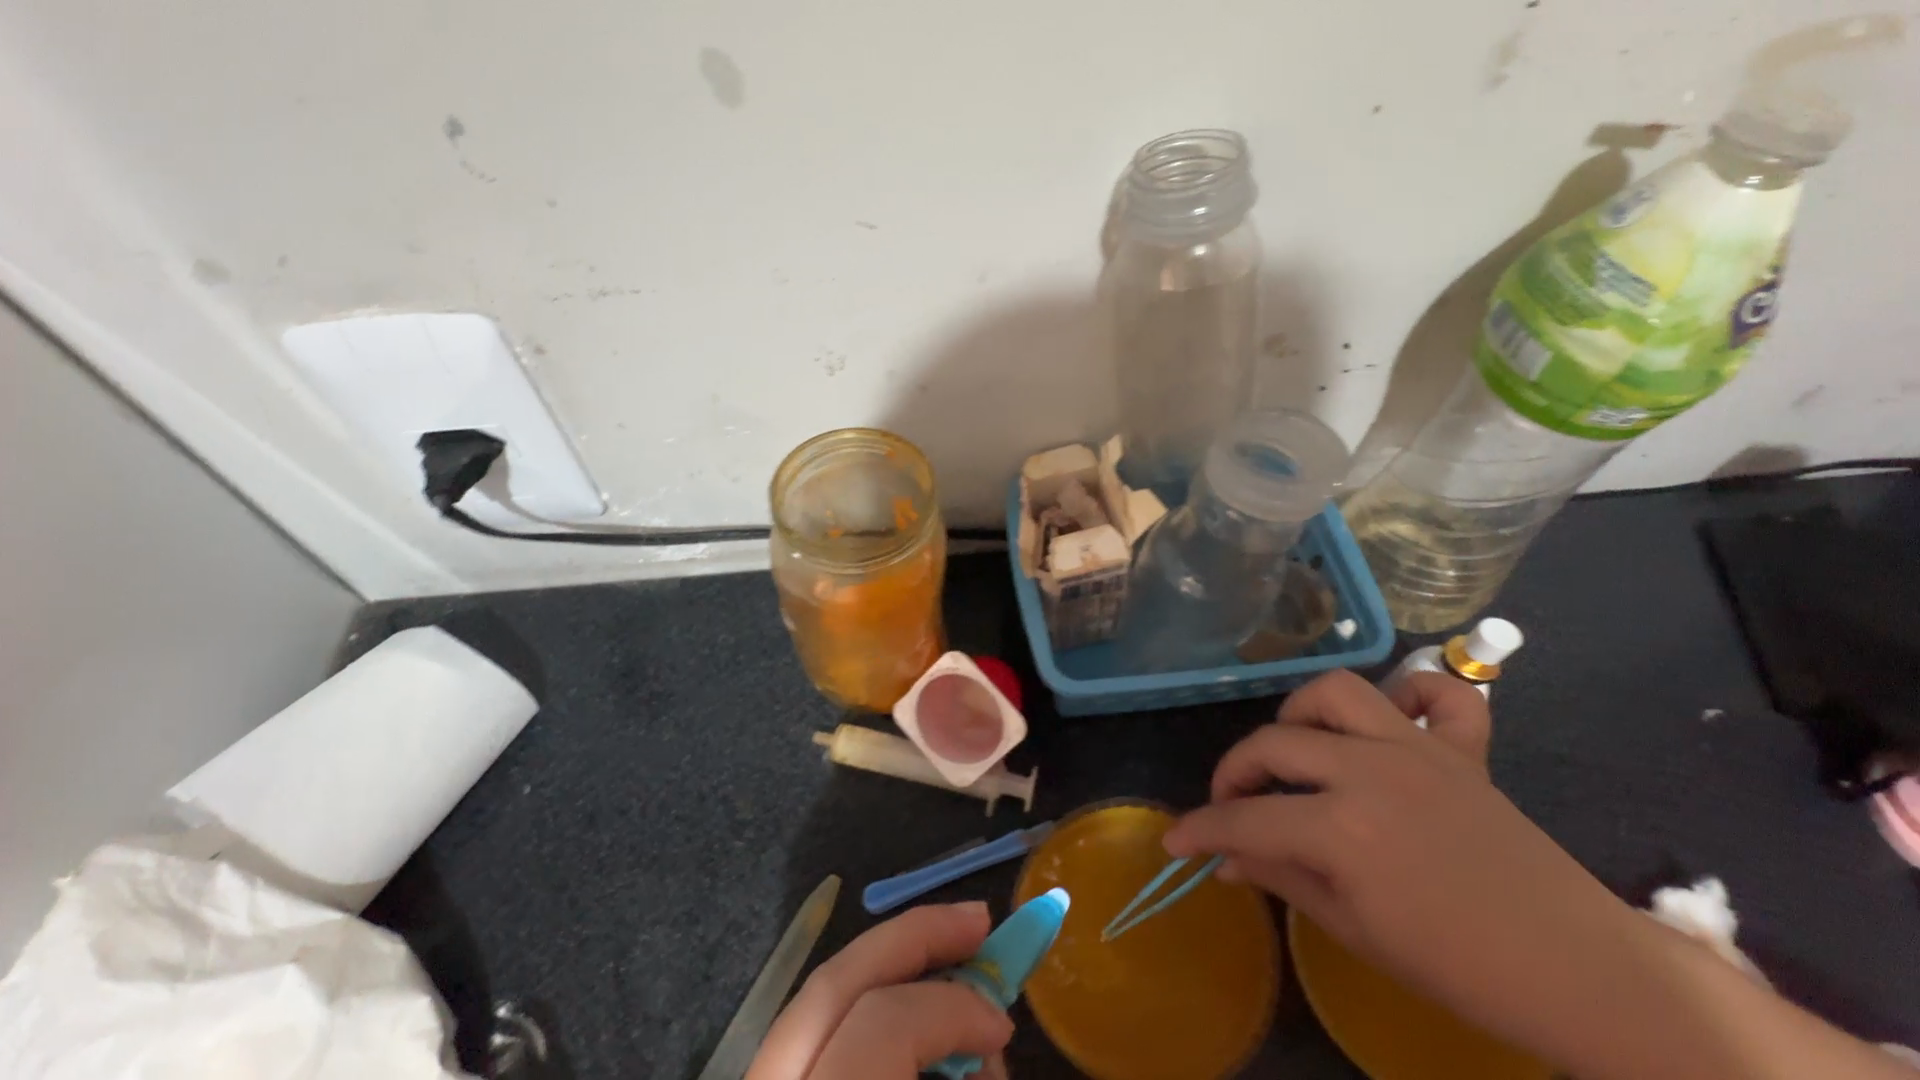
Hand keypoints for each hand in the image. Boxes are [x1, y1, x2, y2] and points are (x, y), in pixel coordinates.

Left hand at [747, 903, 1011, 1079]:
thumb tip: (983, 1038)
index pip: (884, 1023)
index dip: (954, 1007)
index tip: (1002, 1025)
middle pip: (831, 984)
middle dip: (911, 939)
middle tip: (979, 922)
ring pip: (810, 998)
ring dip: (884, 967)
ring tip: (942, 958)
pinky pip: (803, 1031)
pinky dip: (854, 1006)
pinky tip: (895, 1009)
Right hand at [1163, 671, 1637, 1054]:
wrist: (1572, 968)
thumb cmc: (1453, 965)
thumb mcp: (1350, 928)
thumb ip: (1280, 878)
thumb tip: (1224, 860)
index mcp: (1340, 827)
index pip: (1245, 817)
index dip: (1200, 829)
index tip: (1175, 841)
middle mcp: (1371, 770)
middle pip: (1274, 744)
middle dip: (1234, 772)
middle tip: (1232, 805)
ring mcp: (1421, 750)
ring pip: (1337, 693)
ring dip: (1300, 716)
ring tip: (1297, 754)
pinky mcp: (1465, 750)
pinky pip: (1439, 695)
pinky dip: (1411, 696)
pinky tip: (1391, 725)